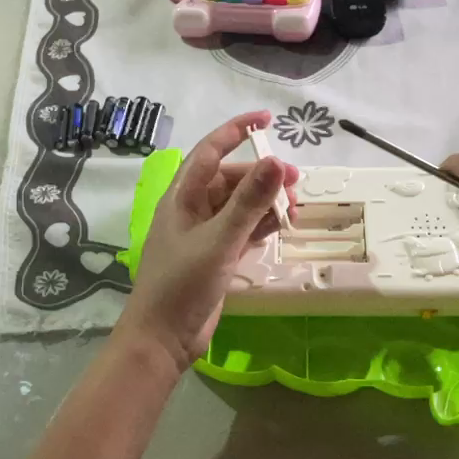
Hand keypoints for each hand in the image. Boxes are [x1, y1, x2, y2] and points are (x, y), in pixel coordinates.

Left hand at [118, 111, 298, 369]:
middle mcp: (192, 209)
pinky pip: (242, 229)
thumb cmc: (182, 285)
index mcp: (182, 197)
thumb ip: (249, 203)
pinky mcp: (215, 256)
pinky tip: (282, 227)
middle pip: (231, 179)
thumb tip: (276, 163)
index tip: (268, 120)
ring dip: (266, 203)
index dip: (237, 131)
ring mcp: (204, 234)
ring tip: (294, 210)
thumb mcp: (219, 240)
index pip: (211, 151)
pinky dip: (261, 225)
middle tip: (295, 183)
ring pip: (239, 205)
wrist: (162, 338)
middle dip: (262, 176)